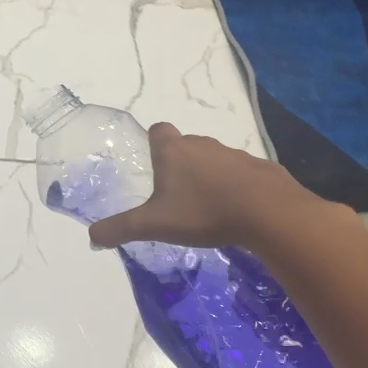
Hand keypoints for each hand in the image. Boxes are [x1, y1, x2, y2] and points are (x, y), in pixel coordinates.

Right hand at [87, 123, 340, 250]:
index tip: (153, 162)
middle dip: (181, 162)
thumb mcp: (152, 226)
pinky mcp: (267, 170)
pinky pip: (247, 173)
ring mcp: (239, 156)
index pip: (158, 130)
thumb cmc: (205, 213)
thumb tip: (92, 237)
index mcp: (174, 152)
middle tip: (176, 192)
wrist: (275, 217)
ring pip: (217, 159)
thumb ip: (118, 229)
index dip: (153, 141)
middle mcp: (204, 146)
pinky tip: (240, 210)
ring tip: (209, 205)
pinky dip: (241, 186)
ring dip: (211, 175)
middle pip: (187, 145)